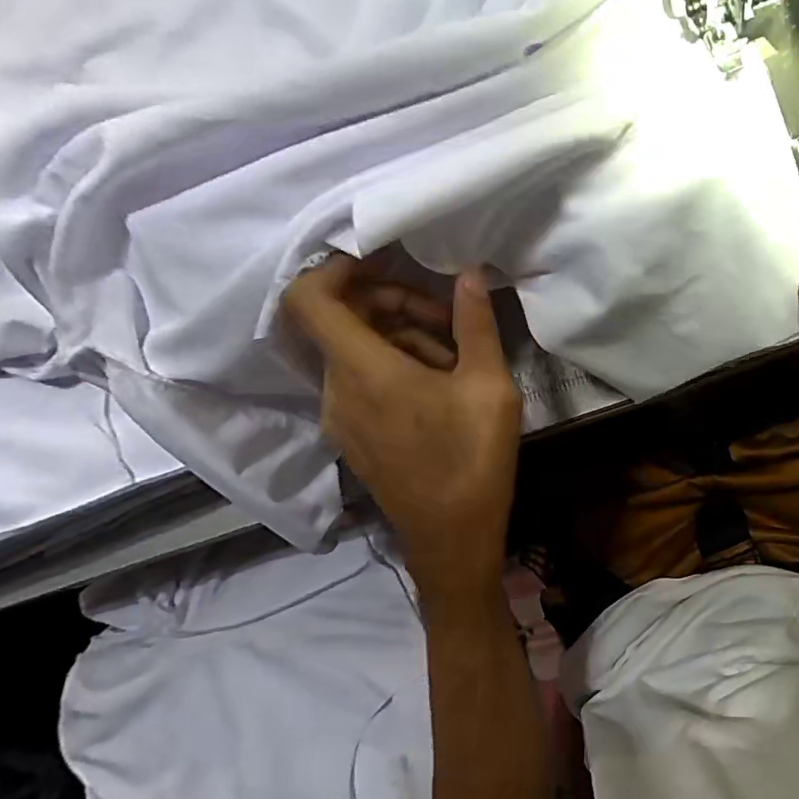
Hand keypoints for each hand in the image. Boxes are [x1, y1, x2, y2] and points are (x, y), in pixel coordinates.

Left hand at [283, 254, 521, 584]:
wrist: (452, 538)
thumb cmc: (473, 459)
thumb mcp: (489, 387)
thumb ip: (475, 324)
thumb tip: (469, 273)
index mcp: (363, 371)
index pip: (309, 299)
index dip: (335, 268)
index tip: (384, 261)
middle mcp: (336, 390)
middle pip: (341, 322)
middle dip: (391, 305)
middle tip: (447, 319)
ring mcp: (338, 418)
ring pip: (354, 353)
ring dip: (398, 339)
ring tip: (454, 360)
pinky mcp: (350, 438)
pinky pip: (357, 383)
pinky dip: (390, 369)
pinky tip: (438, 389)